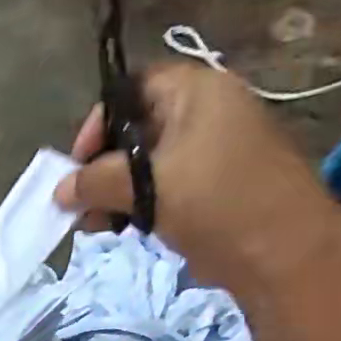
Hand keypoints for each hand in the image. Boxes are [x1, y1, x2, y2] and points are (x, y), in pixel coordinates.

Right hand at [56, 65, 340, 291]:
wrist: (280, 251)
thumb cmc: (215, 202)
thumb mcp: (146, 186)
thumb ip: (95, 182)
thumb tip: (60, 190)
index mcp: (197, 93)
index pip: (132, 89)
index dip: (99, 122)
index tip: (77, 163)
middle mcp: (204, 113)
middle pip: (133, 129)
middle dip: (99, 167)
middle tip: (80, 203)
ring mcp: (209, 151)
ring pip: (143, 163)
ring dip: (112, 193)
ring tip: (96, 225)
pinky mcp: (208, 187)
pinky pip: (160, 186)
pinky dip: (135, 205)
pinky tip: (121, 229)